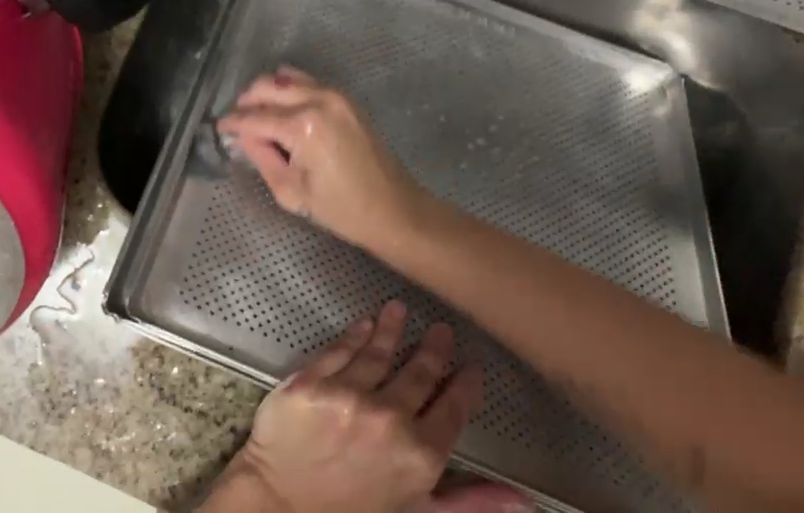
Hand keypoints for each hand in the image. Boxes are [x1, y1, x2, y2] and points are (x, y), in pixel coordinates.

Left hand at [203, 301, 521, 512]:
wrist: (280, 512)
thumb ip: (470, 501)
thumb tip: (522, 499)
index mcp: (420, 453)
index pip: (453, 408)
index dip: (464, 386)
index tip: (471, 367)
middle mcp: (388, 417)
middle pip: (418, 372)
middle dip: (433, 349)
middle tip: (441, 329)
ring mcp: (346, 395)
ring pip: (378, 352)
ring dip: (392, 329)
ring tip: (398, 310)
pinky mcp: (309, 381)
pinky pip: (338, 350)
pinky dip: (354, 335)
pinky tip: (363, 325)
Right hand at [216, 67, 436, 250]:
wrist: (394, 209)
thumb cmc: (342, 209)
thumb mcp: (291, 192)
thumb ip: (262, 158)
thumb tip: (244, 138)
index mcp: (303, 127)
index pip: (254, 118)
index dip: (232, 124)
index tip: (219, 129)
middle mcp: (318, 100)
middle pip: (266, 87)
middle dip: (246, 103)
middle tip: (238, 124)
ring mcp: (335, 95)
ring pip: (285, 78)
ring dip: (267, 93)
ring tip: (259, 116)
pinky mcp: (345, 98)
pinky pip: (307, 82)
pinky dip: (289, 90)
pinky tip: (284, 112)